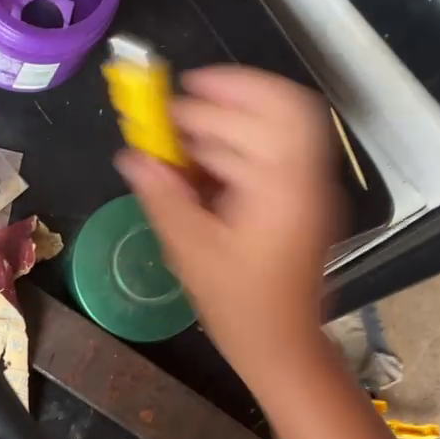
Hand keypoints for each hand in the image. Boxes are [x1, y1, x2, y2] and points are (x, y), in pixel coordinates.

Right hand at [116, 65, 341, 387]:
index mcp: (283, 183)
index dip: (222, 91)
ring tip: (181, 143)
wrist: (281, 348)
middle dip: (224, 104)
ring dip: (228, 131)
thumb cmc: (239, 307)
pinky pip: (272, 163)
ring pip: (273, 137)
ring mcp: (307, 192)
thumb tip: (132, 158)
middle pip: (276, 113)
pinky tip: (203, 170)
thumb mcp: (193, 252)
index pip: (264, 110)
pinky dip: (238, 156)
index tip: (178, 93)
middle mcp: (305, 177)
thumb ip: (164, 198)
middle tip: (175, 115)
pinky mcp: (299, 208)